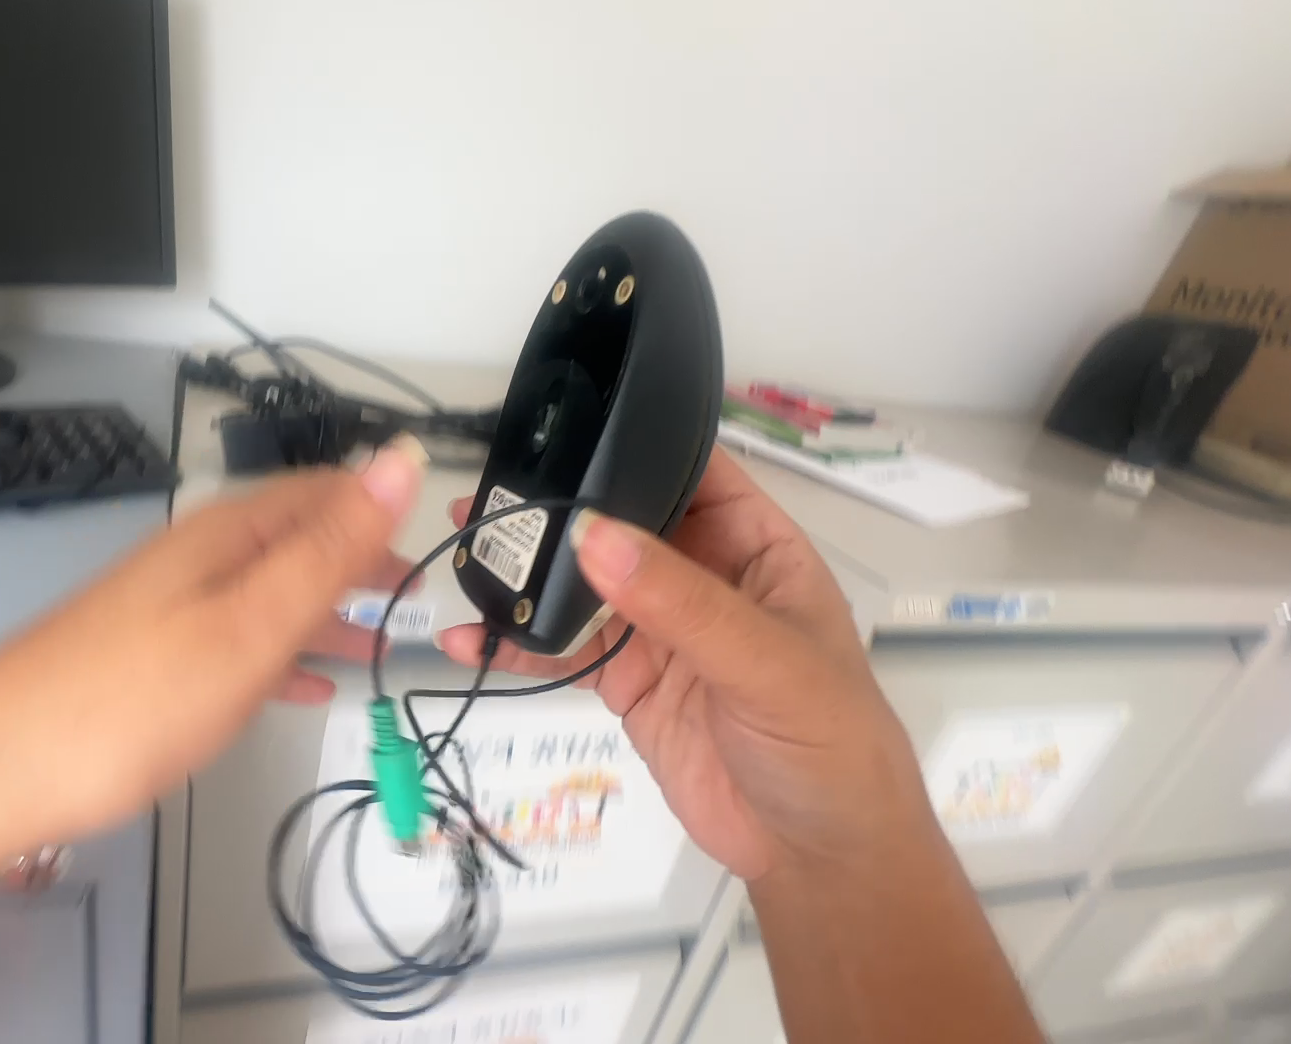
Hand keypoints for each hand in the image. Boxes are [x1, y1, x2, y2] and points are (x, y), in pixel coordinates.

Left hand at [0, 437, 426, 841]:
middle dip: (359, 564)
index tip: (427, 544)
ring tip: (375, 645)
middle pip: (297, 541)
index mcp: (228, 535)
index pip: (322, 493)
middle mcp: (200, 557)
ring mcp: (173, 606)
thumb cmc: (137, 697)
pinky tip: (303, 688)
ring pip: (270, 594)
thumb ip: (330, 547)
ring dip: (327, 612)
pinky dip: (283, 654)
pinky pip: (239, 640)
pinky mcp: (154, 656)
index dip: (379, 509)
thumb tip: (400, 458)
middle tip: (411, 601)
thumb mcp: (252, 621)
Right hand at [436, 452, 931, 879]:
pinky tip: (472, 643)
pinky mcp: (620, 676)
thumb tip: (593, 535)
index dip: (635, 447)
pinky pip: (560, 650)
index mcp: (749, 546)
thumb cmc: (824, 743)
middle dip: (558, 512)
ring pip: (579, 585)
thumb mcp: (763, 662)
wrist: (810, 855)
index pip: (690, 474)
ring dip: (526, 576)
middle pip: (619, 526)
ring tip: (466, 557)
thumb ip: (680, 601)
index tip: (563, 435)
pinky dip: (517, 647)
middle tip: (489, 499)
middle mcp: (696, 575)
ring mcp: (653, 626)